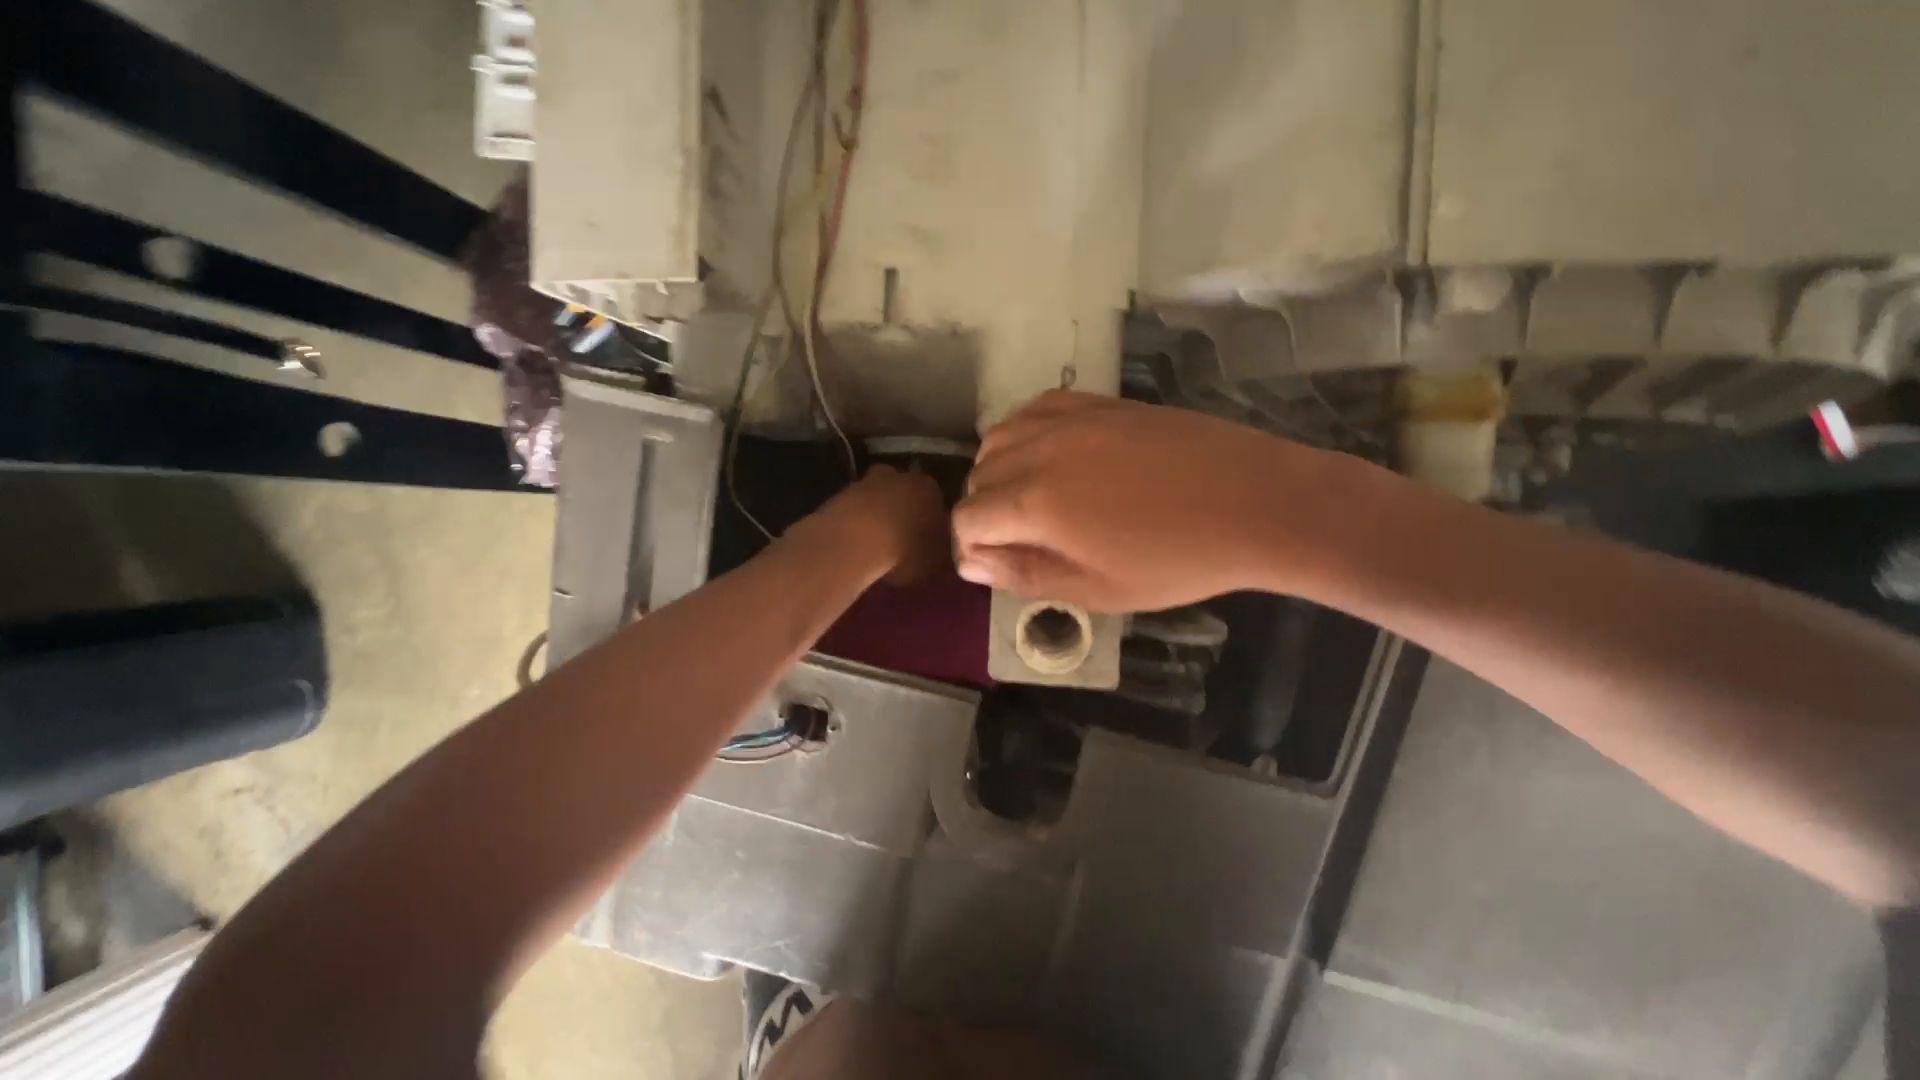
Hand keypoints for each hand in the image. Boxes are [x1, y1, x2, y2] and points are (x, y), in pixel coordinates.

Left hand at [788, 465, 950, 584]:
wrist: (855, 541)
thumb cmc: (906, 549)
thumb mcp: (936, 559)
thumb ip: (940, 549)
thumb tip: (938, 547)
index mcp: (929, 488)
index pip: (936, 500)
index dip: (932, 520)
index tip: (928, 539)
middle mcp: (899, 476)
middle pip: (904, 492)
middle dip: (903, 511)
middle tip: (902, 538)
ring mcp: (865, 482)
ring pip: (876, 498)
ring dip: (877, 515)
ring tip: (876, 543)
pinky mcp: (838, 495)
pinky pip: (854, 510)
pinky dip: (855, 523)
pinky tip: (855, 543)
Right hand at [953, 390, 1353, 611]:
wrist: (1253, 501)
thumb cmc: (1176, 560)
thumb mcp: (1097, 590)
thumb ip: (1024, 574)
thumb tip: (970, 562)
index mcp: (1035, 503)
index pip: (966, 518)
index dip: (970, 547)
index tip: (996, 565)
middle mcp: (1039, 449)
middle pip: (978, 476)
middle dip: (986, 512)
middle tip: (1024, 542)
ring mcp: (1069, 417)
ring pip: (999, 438)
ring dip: (1001, 471)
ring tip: (1036, 501)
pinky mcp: (1098, 401)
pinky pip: (1034, 409)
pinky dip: (1027, 434)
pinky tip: (1052, 457)